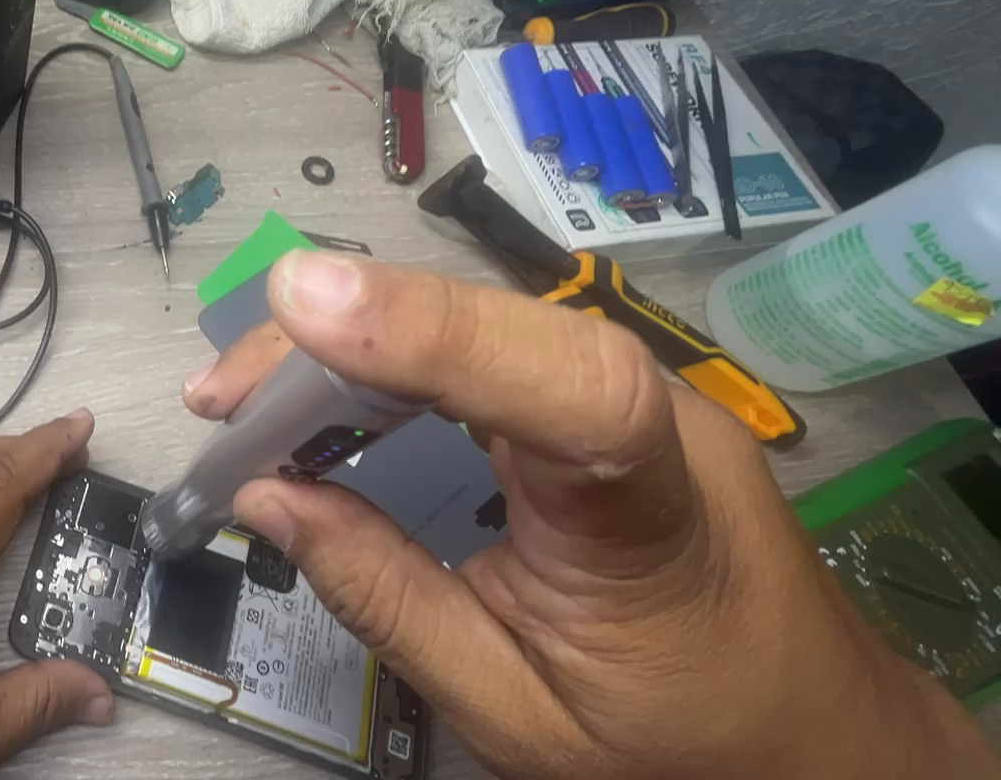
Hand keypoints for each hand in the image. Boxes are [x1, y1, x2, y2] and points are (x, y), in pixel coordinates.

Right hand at [183, 250, 1000, 778]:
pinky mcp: (580, 387)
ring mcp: (617, 388)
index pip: (568, 391)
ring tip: (239, 400)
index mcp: (651, 517)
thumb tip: (264, 492)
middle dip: (332, 343)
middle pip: (479, 329)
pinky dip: (368, 361)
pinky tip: (309, 394)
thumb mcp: (514, 710)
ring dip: (335, 348)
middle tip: (220, 398)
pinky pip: (459, 348)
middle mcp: (648, 416)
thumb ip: (384, 596)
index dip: (430, 329)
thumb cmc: (676, 743)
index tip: (301, 301)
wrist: (817, 744)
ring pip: (456, 322)